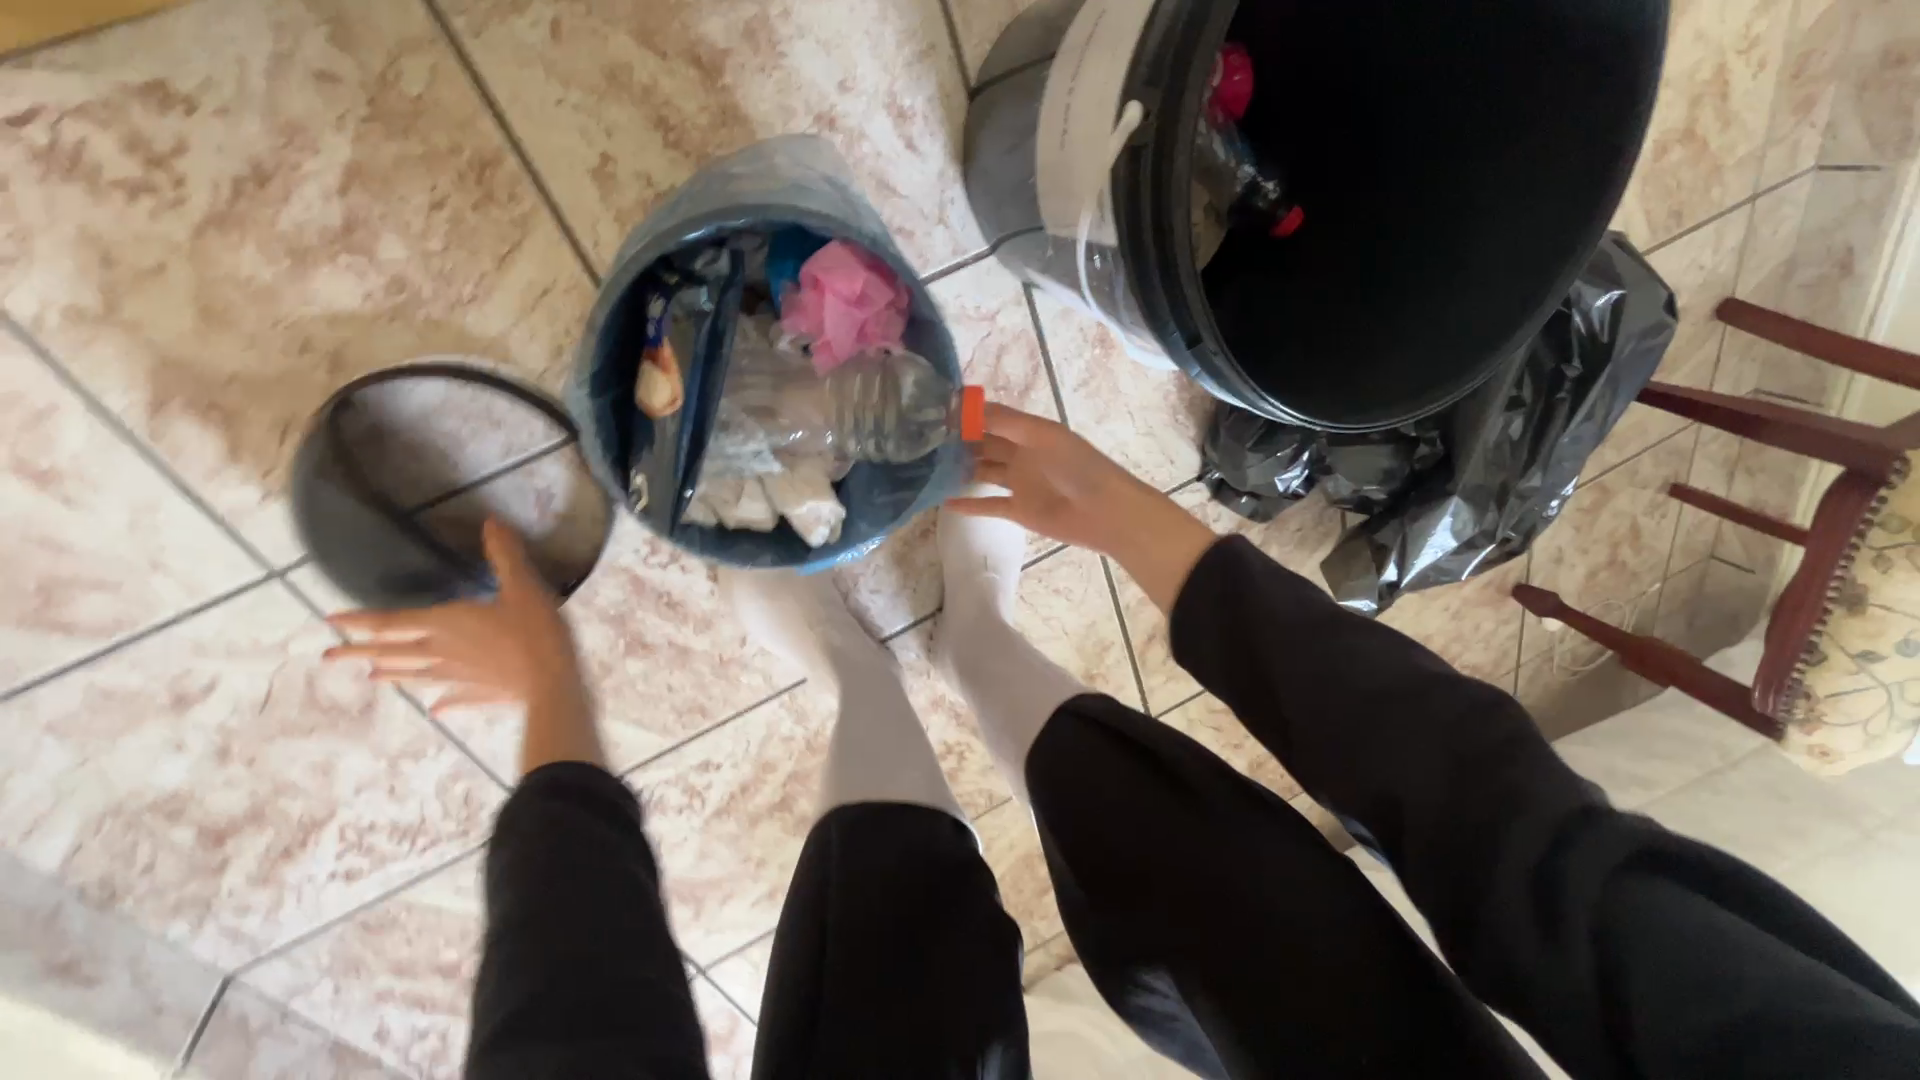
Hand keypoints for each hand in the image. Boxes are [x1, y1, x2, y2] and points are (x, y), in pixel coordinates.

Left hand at [323, 518, 585, 718]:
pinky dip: (440, 703)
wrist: (550, 681)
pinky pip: (452, 699)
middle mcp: (440, 652)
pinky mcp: (477, 695)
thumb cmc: (534, 630)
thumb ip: (505, 555)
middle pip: (392, 652)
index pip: (392, 621)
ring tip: (370, 677)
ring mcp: (457, 677)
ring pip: (415, 675)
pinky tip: (434, 710)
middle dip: (359, 651)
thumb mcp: (522, 585)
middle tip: (327, 656)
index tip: (330, 621)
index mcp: (445, 623)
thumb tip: (492, 521)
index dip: (360, 619)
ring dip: (392, 674)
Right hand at [948, 404, 1217, 612]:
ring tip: (927, 467)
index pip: (991, 417)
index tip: (934, 409)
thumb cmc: (1077, 467)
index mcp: (1029, 431)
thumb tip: (965, 405)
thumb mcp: (1042, 436)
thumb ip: (1005, 421)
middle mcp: (1021, 454)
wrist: (1105, 512)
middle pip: (983, 444)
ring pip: (982, 472)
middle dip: (957, 440)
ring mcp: (1019, 482)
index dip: (966, 413)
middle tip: (922, 439)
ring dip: (959, 469)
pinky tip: (944, 501)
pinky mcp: (1018, 510)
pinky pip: (988, 505)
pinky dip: (969, 503)